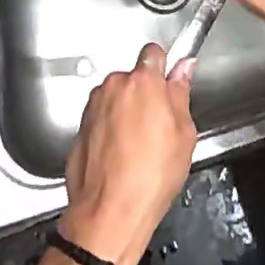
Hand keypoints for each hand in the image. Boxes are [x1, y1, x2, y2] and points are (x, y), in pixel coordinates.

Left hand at [57, 43, 196, 264]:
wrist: (110, 211)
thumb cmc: (150, 176)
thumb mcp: (183, 134)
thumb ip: (181, 93)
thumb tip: (184, 68)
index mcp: (143, 81)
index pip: (153, 53)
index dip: (163, 67)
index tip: (169, 82)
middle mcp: (115, 85)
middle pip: (134, 77)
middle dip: (145, 94)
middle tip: (159, 125)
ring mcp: (94, 103)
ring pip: (117, 97)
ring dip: (126, 111)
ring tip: (139, 146)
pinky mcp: (81, 123)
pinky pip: (101, 116)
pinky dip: (110, 128)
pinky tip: (120, 155)